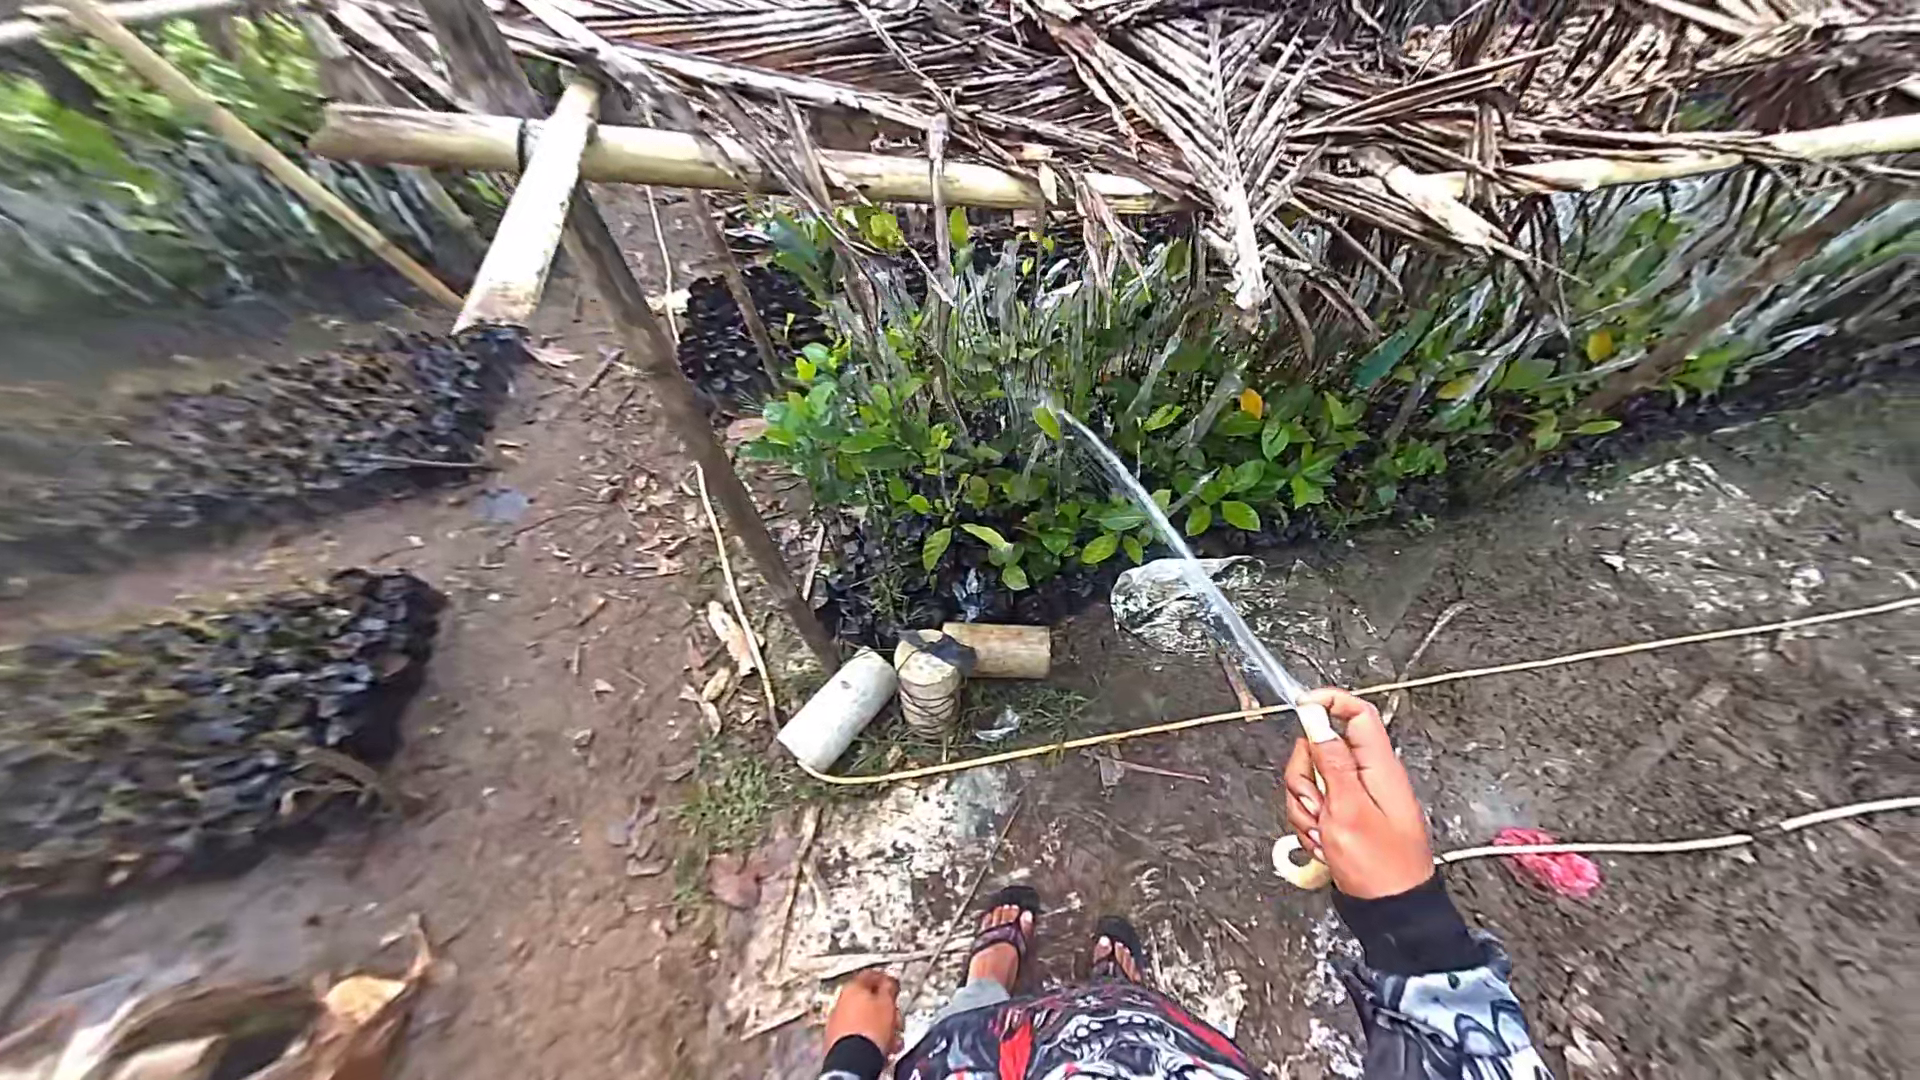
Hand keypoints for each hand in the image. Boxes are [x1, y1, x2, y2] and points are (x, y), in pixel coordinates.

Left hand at [824, 969, 901, 1055]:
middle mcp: (841, 1002)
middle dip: (884, 1008)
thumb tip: (890, 981)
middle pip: (867, 999)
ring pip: (863, 1019)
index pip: (871, 975)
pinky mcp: (836, 1042)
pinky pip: (856, 1035)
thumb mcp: (887, 1003)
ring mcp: (837, 1023)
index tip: (894, 988)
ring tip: (891, 1037)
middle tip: (895, 1017)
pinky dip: (868, 1038)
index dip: (886, 981)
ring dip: (878, 1026)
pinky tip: (880, 1047)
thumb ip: (889, 988)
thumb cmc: (869, 1030)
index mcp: (852, 986)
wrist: (853, 1061)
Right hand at [1282, 688, 1434, 899]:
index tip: (1301, 708)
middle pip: (1319, 747)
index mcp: (1378, 768)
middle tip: (1316, 803)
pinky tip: (1322, 839)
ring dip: (1304, 803)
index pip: (1357, 713)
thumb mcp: (1349, 811)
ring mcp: (1353, 794)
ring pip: (1308, 776)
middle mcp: (1366, 776)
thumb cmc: (1380, 868)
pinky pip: (1309, 800)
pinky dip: (1307, 819)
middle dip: (1303, 774)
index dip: (1328, 701)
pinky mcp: (1342, 811)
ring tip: (1323, 829)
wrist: (1391, 914)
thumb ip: (1332, 762)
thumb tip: (1316, 719)